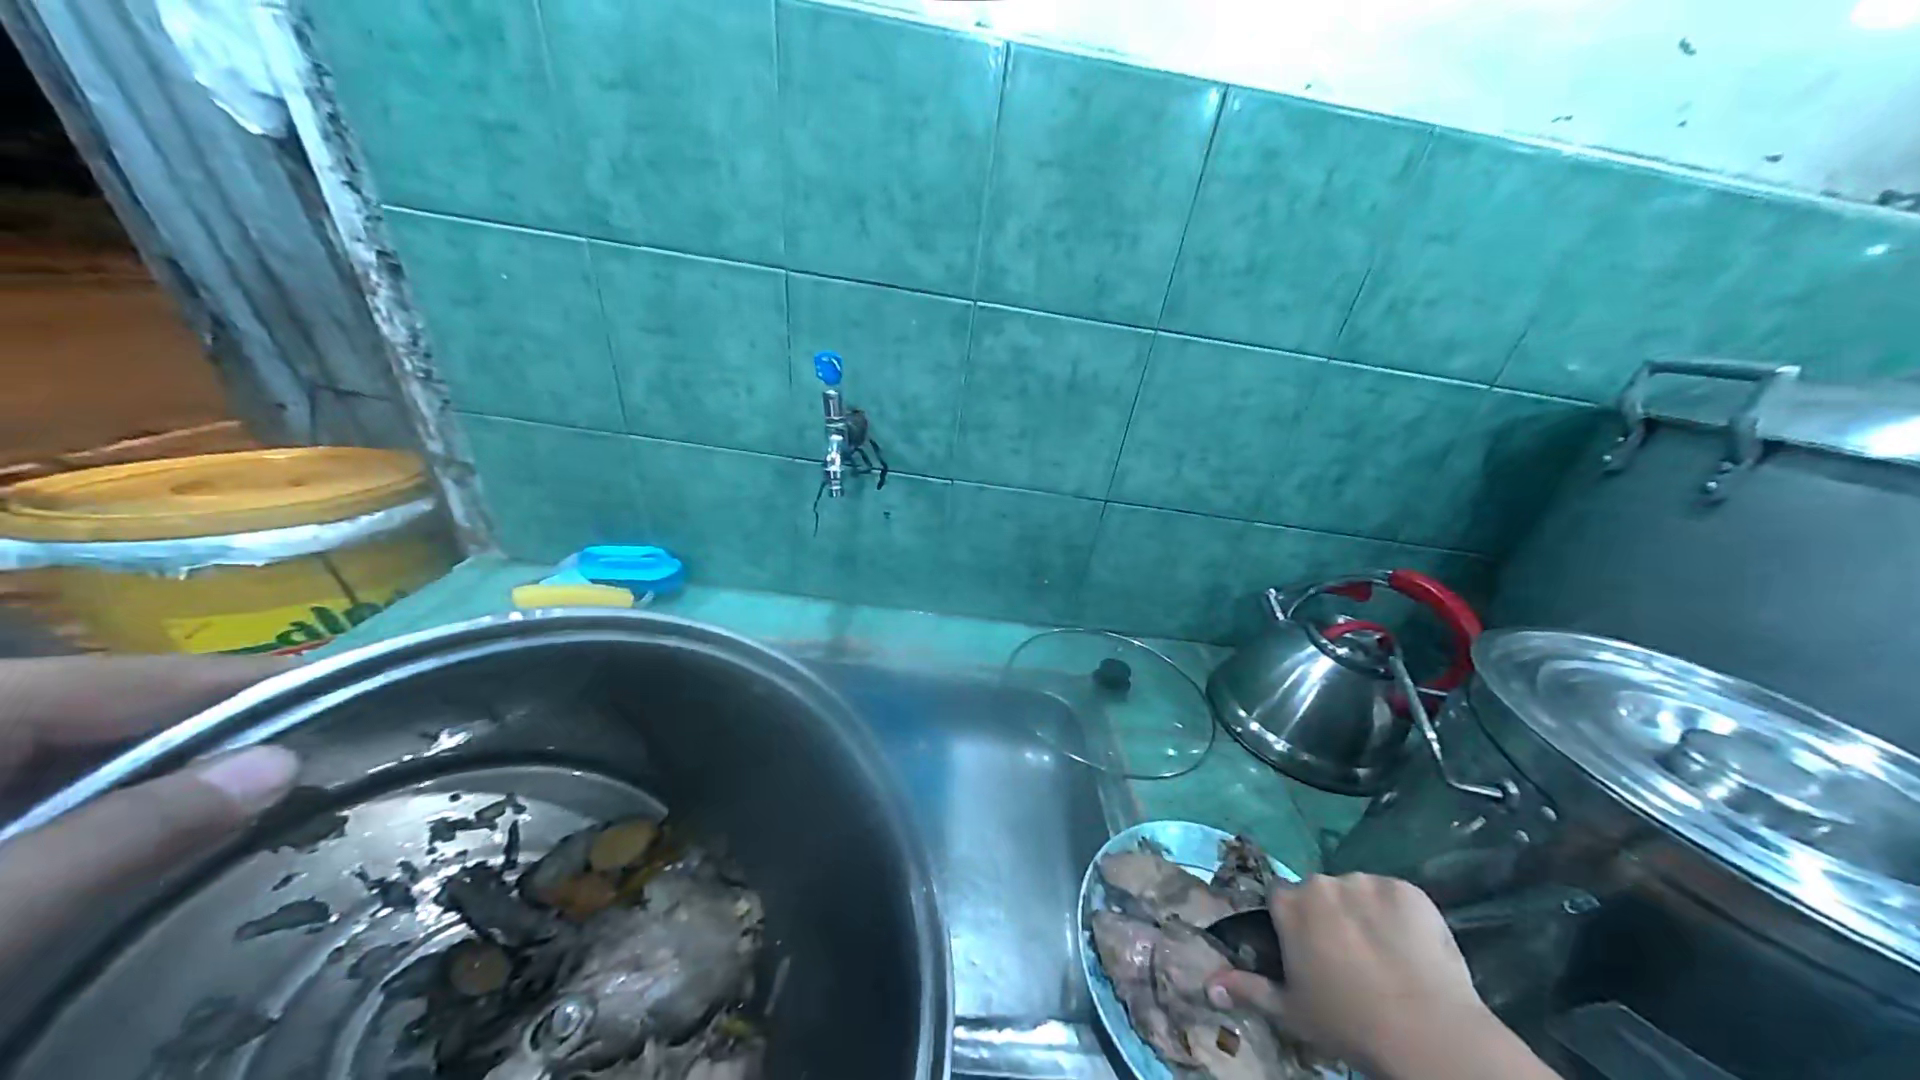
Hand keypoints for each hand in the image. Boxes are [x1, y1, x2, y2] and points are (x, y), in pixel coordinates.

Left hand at [0, 655, 301, 970]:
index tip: (338, 680)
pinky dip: (100, 805)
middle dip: (204, 731)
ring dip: (158, 771)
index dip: (230, 682)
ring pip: (62, 754)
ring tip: (249, 781)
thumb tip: (283, 764)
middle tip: (306, 745)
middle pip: (93, 712)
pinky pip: (28, 794)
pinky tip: (150, 824)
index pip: (114, 681)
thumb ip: (132, 833)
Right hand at [1206, 873, 1555, 1079]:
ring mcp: (1366, 882)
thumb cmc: (1348, 1024)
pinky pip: (1395, 897)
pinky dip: (1399, 916)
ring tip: (1385, 955)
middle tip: (1349, 957)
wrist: (1428, 1035)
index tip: (1309, 950)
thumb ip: (1248, 988)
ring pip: (1358, 893)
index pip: (1282, 899)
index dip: (1295, 923)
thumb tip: (1208, 984)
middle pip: (1320, 893)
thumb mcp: (1291, 1011)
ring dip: (1364, 914)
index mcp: (1289, 904)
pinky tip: (1410, 948)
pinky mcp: (1407, 890)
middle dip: (1330, 916)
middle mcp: (1321, 883)